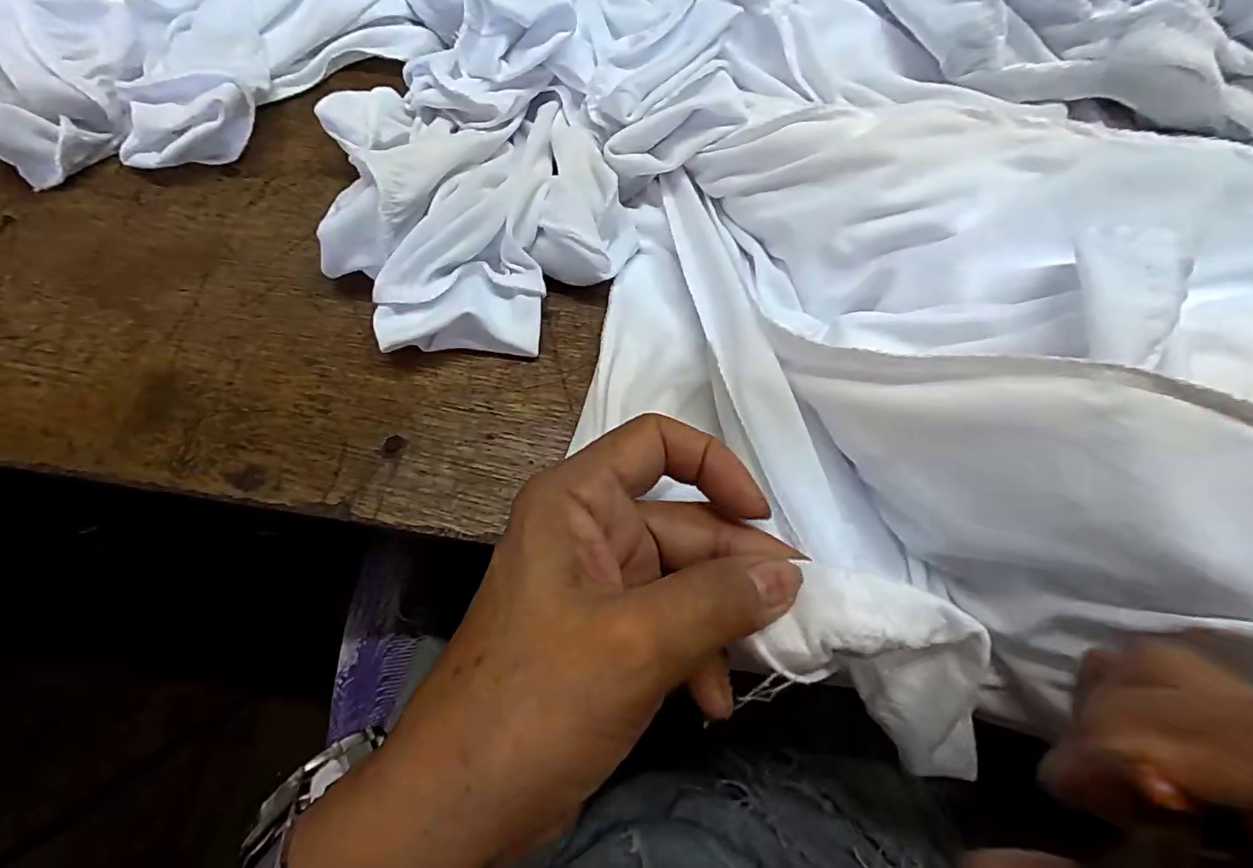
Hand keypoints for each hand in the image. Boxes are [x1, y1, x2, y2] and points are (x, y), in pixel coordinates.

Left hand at [288, 414, 803, 867]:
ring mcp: (595, 585)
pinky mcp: (603, 635)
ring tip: (761, 660)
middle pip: (681, 522)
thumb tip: (788, 575)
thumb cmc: (537, 701)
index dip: (714, 464)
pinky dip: (695, 653)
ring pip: (681, 577)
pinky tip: (712, 702)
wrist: (457, 809)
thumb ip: (717, 601)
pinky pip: (667, 621)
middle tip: (794, 605)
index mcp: (576, 500)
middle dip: (735, 567)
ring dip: (721, 618)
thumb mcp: (636, 644)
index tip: (760, 516)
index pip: (655, 442)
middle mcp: (586, 530)